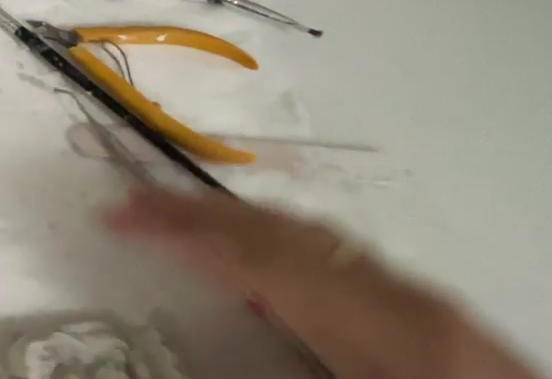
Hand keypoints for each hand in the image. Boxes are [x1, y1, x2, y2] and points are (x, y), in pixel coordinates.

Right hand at [106, 188, 546, 378]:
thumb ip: (272, 351)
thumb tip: (196, 324)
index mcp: (386, 328)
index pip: (260, 259)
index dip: (182, 233)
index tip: (119, 216)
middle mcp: (404, 296)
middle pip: (279, 233)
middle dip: (196, 212)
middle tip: (128, 200)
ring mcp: (423, 298)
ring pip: (308, 233)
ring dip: (231, 217)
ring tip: (170, 210)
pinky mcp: (432, 312)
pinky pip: (335, 251)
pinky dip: (277, 234)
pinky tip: (248, 240)